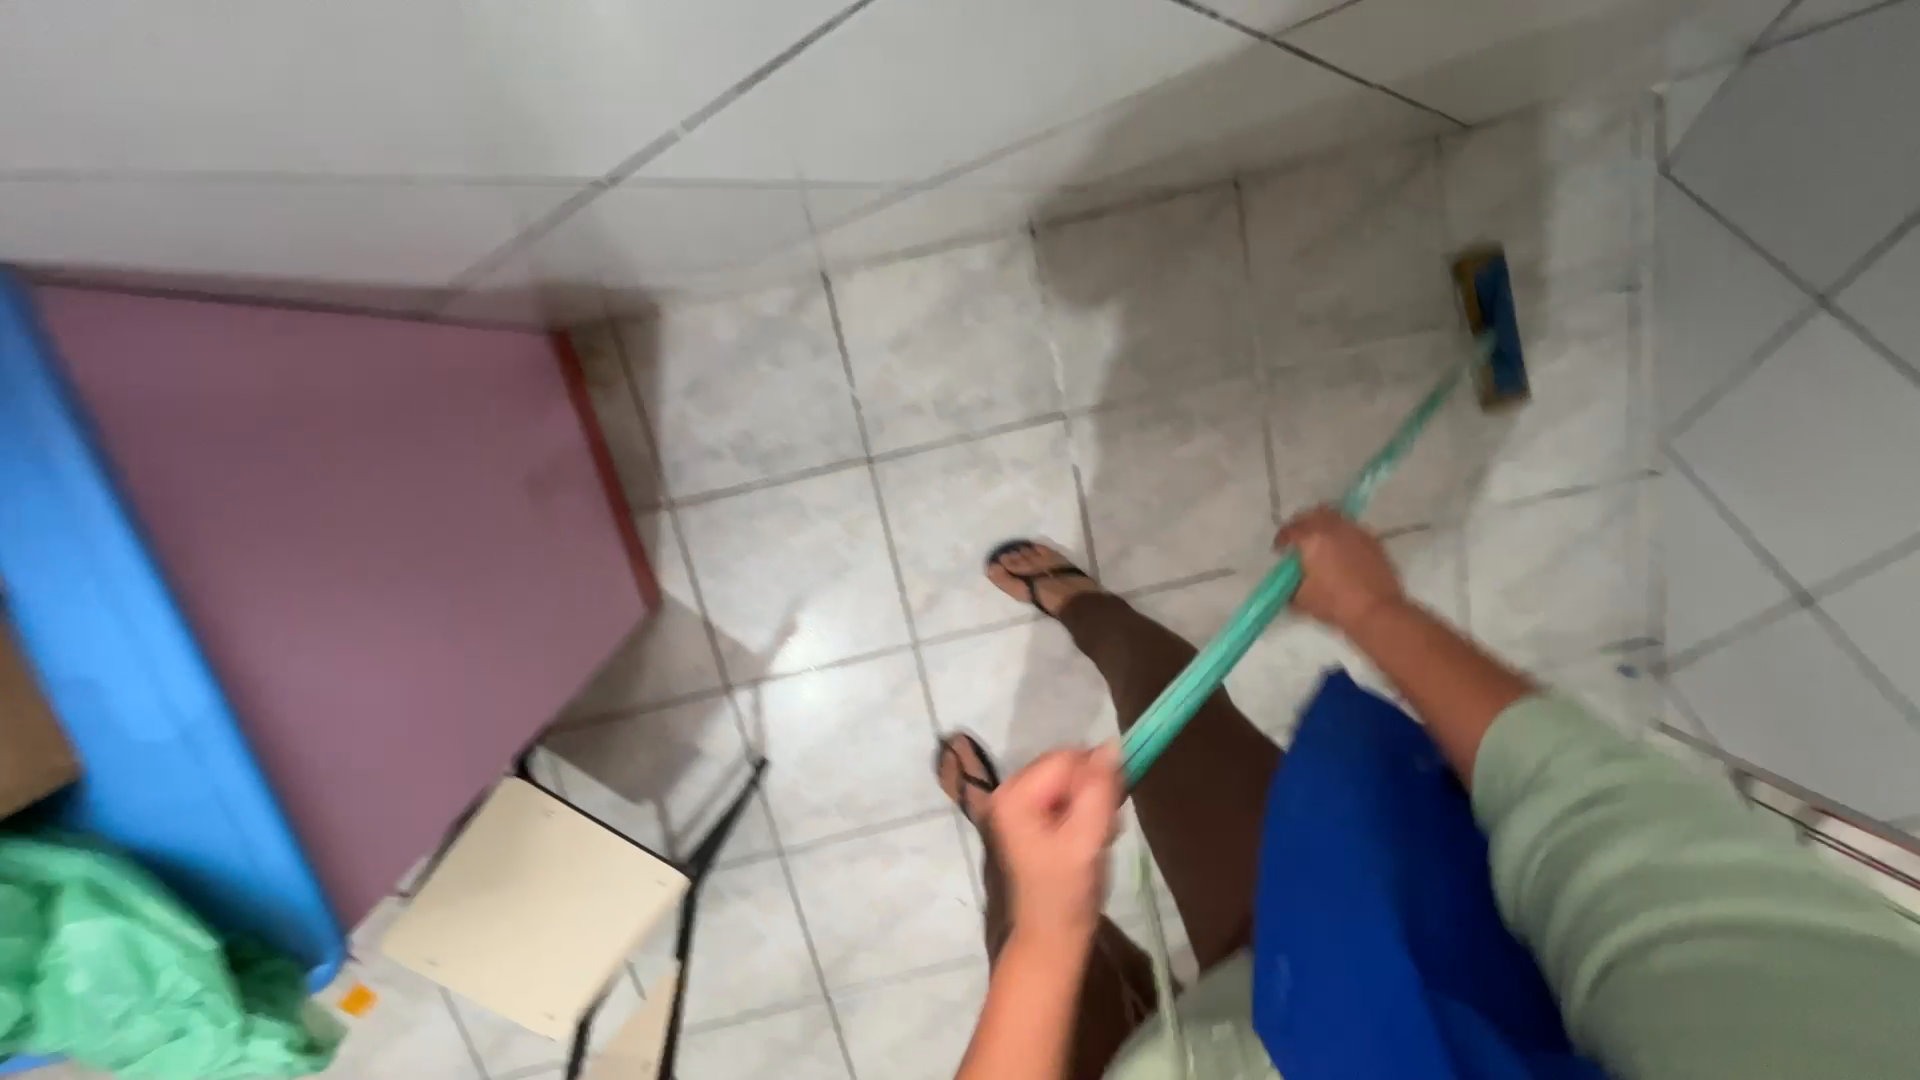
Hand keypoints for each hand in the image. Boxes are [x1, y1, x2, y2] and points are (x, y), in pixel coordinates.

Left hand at [990, 745, 1121, 944]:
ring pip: (1072, 782)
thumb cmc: (1067, 893)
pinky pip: (1067, 797)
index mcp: (1014, 794)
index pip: (1067, 758)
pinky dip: (1084, 814)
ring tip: (1096, 839)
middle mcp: (1010, 791)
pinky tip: (1088, 841)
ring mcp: (1019, 805)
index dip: (1095, 779)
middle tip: (1103, 830)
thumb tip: (1111, 745)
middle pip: (1067, 767)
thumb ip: (1099, 789)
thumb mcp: (1087, 839)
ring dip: (1092, 805)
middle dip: (1093, 792)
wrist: (1051, 939)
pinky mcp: (1031, 817)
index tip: (1109, 813)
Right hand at [1274, 505, 1407, 634]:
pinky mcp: (1373, 541)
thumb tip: (1290, 579)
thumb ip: (1290, 583)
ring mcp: (1356, 532)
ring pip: (1335, 519)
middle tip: (1299, 540)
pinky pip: (1352, 530)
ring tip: (1321, 544)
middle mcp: (1334, 528)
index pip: (1290, 529)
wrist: (1378, 610)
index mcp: (1312, 538)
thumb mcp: (1300, 598)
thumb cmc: (1334, 603)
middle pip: (1314, 514)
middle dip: (1303, 524)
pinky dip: (1342, 536)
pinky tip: (1341, 553)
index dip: (1282, 539)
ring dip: (1324, 527)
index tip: (1279, 550)